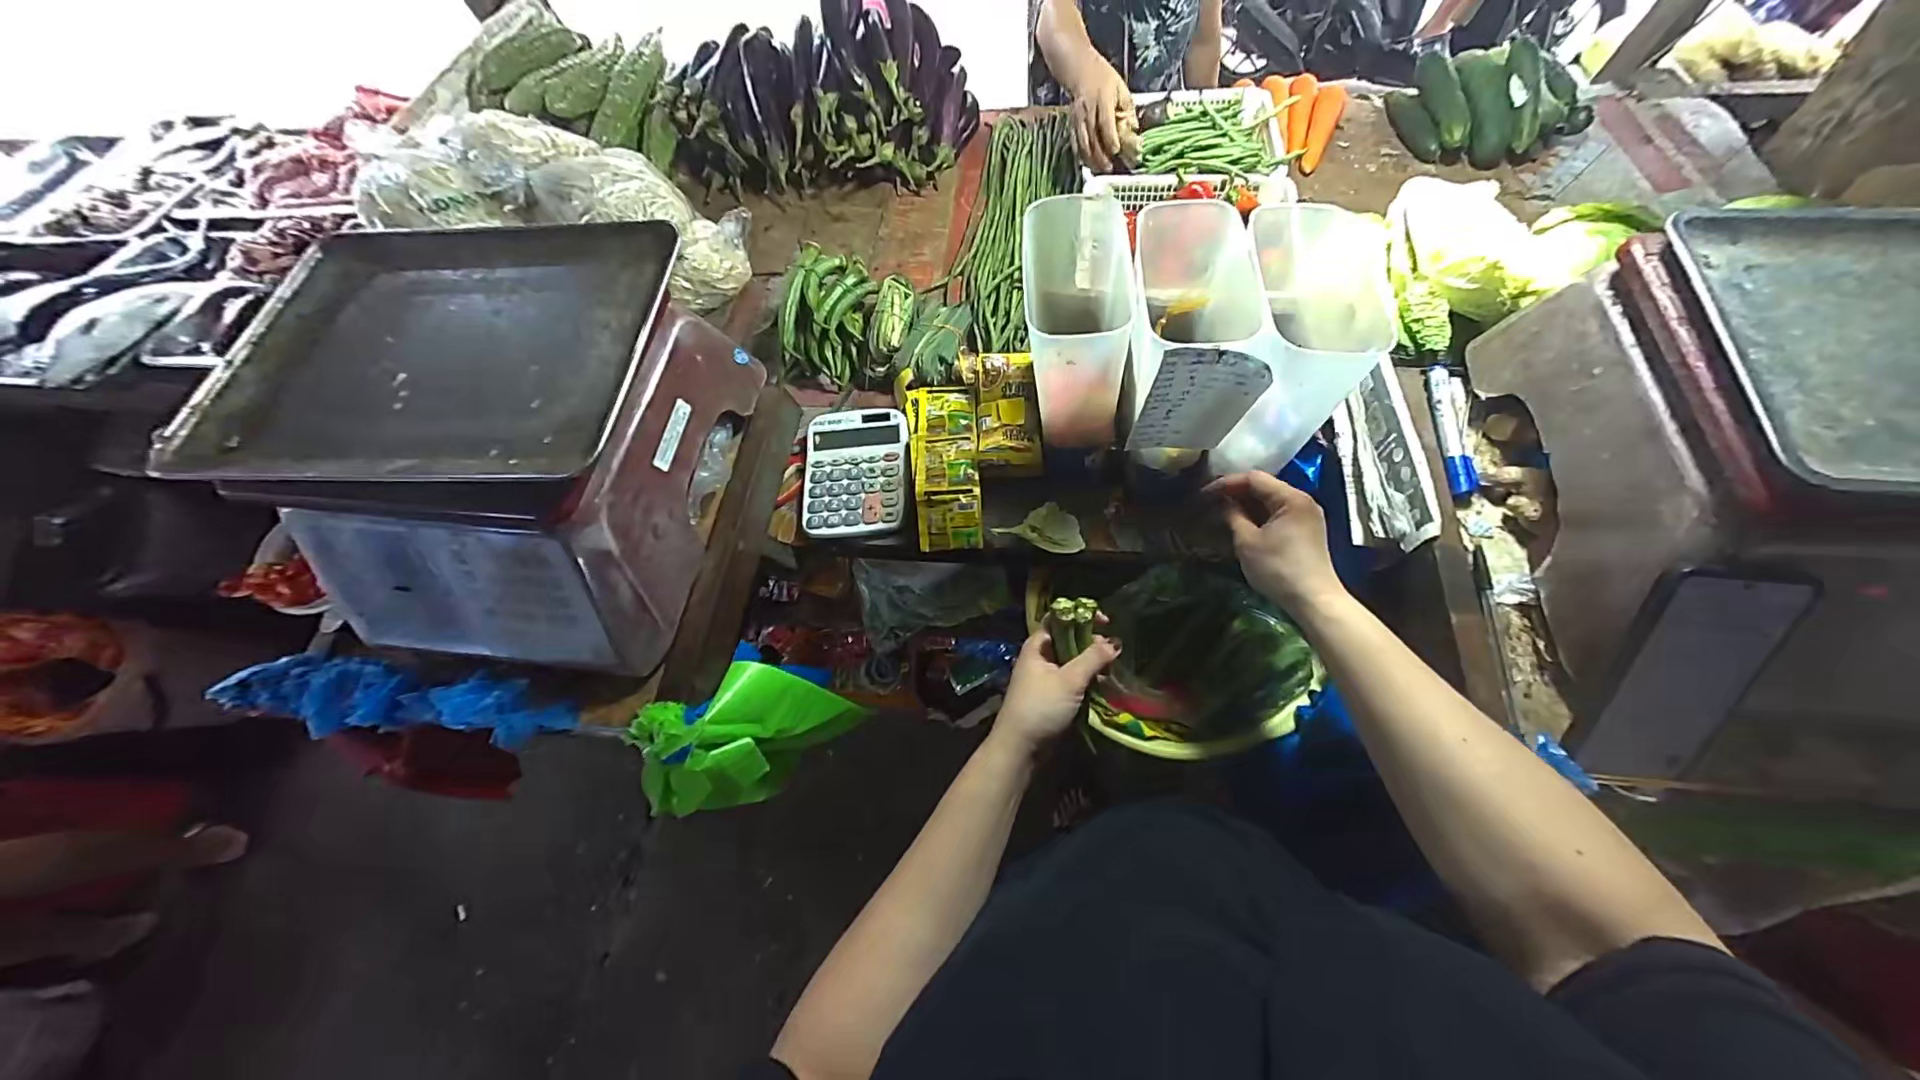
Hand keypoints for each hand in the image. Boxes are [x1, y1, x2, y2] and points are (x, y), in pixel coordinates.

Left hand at [990, 628, 1119, 755]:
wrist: (1020, 747)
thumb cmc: (1041, 707)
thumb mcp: (1069, 680)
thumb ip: (1092, 658)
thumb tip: (1115, 642)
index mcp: (1037, 645)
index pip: (1059, 619)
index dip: (1082, 616)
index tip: (1107, 622)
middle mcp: (1041, 657)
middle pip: (1069, 639)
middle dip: (1092, 642)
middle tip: (1113, 650)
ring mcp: (1046, 676)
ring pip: (1073, 661)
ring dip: (1092, 662)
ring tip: (1111, 668)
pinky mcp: (1053, 694)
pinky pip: (1073, 678)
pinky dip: (1087, 678)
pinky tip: (1103, 683)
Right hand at [1068, 61, 1131, 171]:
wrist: (1079, 69)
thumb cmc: (1102, 76)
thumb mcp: (1120, 87)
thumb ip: (1128, 107)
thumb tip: (1133, 128)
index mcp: (1103, 99)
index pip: (1105, 123)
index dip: (1110, 139)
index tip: (1117, 151)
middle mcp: (1089, 110)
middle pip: (1093, 138)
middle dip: (1100, 156)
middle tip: (1109, 168)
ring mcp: (1078, 118)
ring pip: (1083, 143)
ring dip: (1091, 159)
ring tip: (1099, 169)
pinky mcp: (1072, 123)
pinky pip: (1076, 142)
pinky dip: (1082, 154)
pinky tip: (1088, 162)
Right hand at [1206, 471, 1345, 612]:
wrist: (1313, 600)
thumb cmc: (1278, 569)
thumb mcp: (1247, 541)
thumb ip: (1233, 516)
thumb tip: (1224, 502)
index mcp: (1291, 498)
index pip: (1254, 478)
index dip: (1226, 483)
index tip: (1204, 493)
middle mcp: (1303, 500)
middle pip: (1265, 486)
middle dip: (1236, 491)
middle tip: (1210, 500)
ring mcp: (1307, 515)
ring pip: (1271, 500)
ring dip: (1246, 504)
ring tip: (1222, 510)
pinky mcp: (1306, 530)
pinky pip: (1278, 513)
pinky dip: (1259, 514)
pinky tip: (1242, 522)